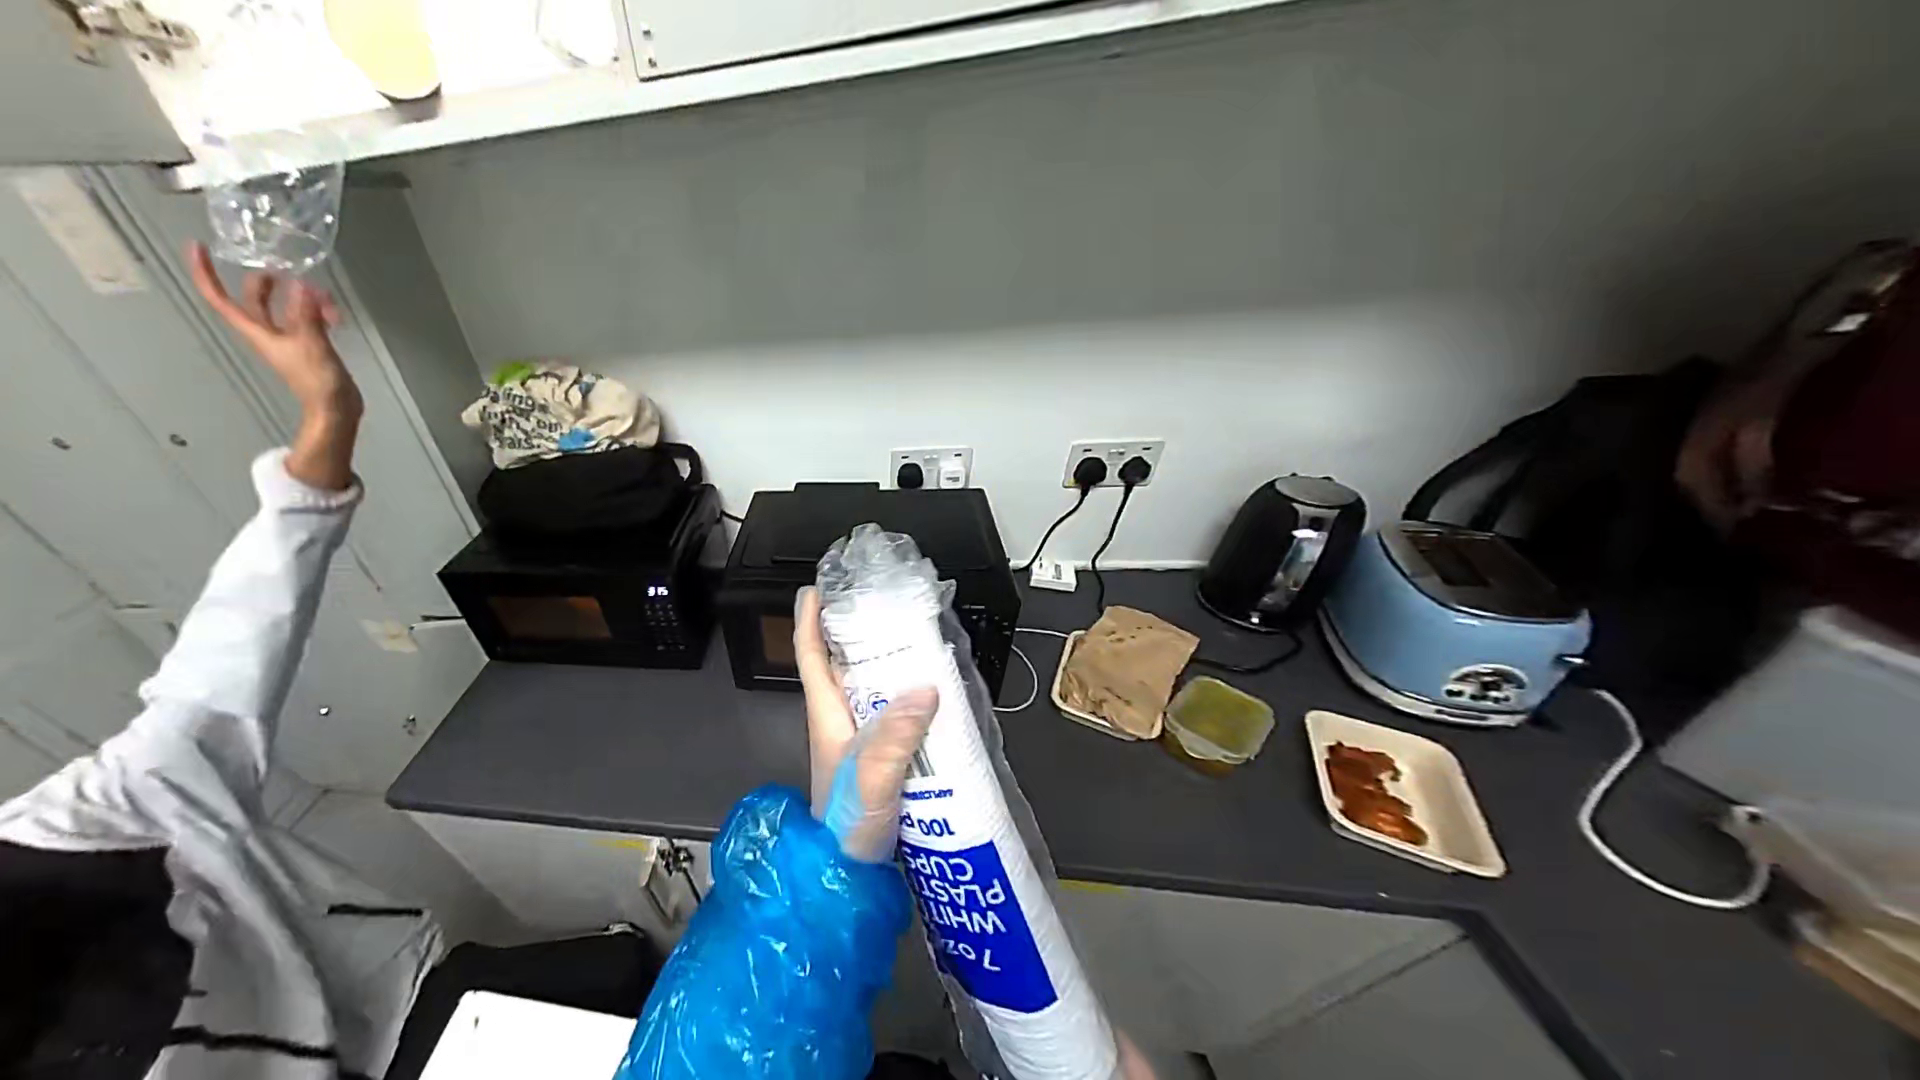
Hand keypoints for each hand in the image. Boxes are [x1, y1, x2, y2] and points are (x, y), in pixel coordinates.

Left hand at [187, 243, 361, 489]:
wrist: (334, 407)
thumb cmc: (315, 378)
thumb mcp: (310, 343)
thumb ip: (305, 314)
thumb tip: (301, 284)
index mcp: (256, 331)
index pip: (219, 297)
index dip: (205, 271)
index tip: (199, 246)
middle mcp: (267, 332)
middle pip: (255, 299)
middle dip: (266, 282)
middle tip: (281, 267)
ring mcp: (290, 339)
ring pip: (287, 309)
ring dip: (302, 299)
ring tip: (324, 298)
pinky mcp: (311, 346)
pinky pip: (308, 320)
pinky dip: (318, 313)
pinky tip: (334, 315)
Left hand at [794, 587, 936, 862]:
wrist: (850, 882)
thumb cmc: (846, 833)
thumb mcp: (868, 782)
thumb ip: (893, 741)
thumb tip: (924, 689)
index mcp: (828, 717)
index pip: (811, 658)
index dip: (811, 620)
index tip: (819, 588)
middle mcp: (843, 721)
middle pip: (847, 664)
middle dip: (862, 632)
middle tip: (892, 606)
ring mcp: (863, 740)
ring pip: (875, 687)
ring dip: (894, 662)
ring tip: (923, 640)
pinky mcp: (884, 756)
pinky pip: (898, 713)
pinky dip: (915, 697)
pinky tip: (939, 692)